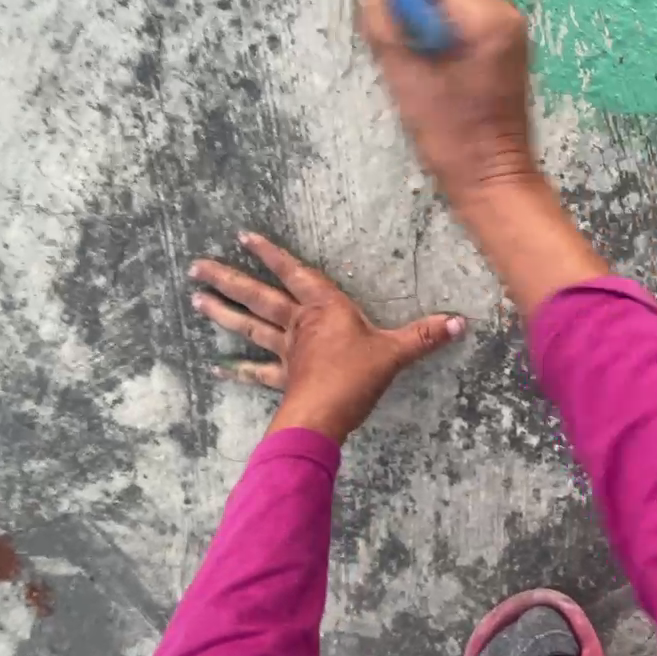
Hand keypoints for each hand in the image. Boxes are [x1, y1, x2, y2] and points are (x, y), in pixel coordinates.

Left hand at [188, 231, 464, 443]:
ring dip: (222, 313)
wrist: (323, 419)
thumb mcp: (396, 352)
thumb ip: (426, 335)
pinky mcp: (282, 380)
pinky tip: (215, 365)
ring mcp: (286, 353)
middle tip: (196, 266)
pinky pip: (256, 371)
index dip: (271, 254)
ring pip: (249, 327)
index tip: (243, 237)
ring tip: (195, 298)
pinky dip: (236, 368)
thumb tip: (462, 322)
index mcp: (325, 309)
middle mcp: (300, 325)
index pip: (295, 274)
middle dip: (228, 279)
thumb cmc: (356, 378)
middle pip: (259, 297)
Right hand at [358, 0, 542, 208]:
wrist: (496, 175)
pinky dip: (448, 3)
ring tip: (396, 3)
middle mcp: (504, 14)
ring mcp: (513, 28)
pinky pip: (476, 5)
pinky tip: (424, 23)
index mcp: (482, 21)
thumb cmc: (450, 137)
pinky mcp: (511, 43)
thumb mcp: (407, 82)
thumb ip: (387, 30)